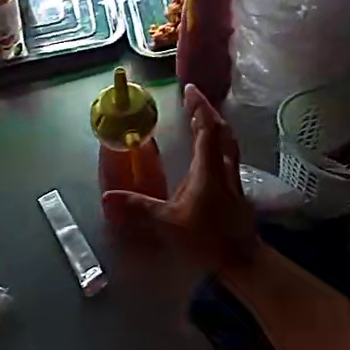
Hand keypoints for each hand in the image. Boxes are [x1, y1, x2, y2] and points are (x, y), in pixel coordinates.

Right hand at [104, 83, 260, 273]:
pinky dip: (220, 146)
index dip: (199, 107)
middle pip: (221, 131)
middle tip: (194, 100)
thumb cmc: (206, 239)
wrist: (241, 259)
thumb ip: (139, 208)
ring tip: (203, 120)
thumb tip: (108, 198)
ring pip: (228, 144)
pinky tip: (211, 155)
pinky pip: (229, 158)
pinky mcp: (236, 192)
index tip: (189, 90)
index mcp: (208, 169)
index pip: (207, 128)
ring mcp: (233, 180)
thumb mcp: (168, 223)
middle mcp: (223, 168)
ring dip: (216, 128)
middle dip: (207, 112)